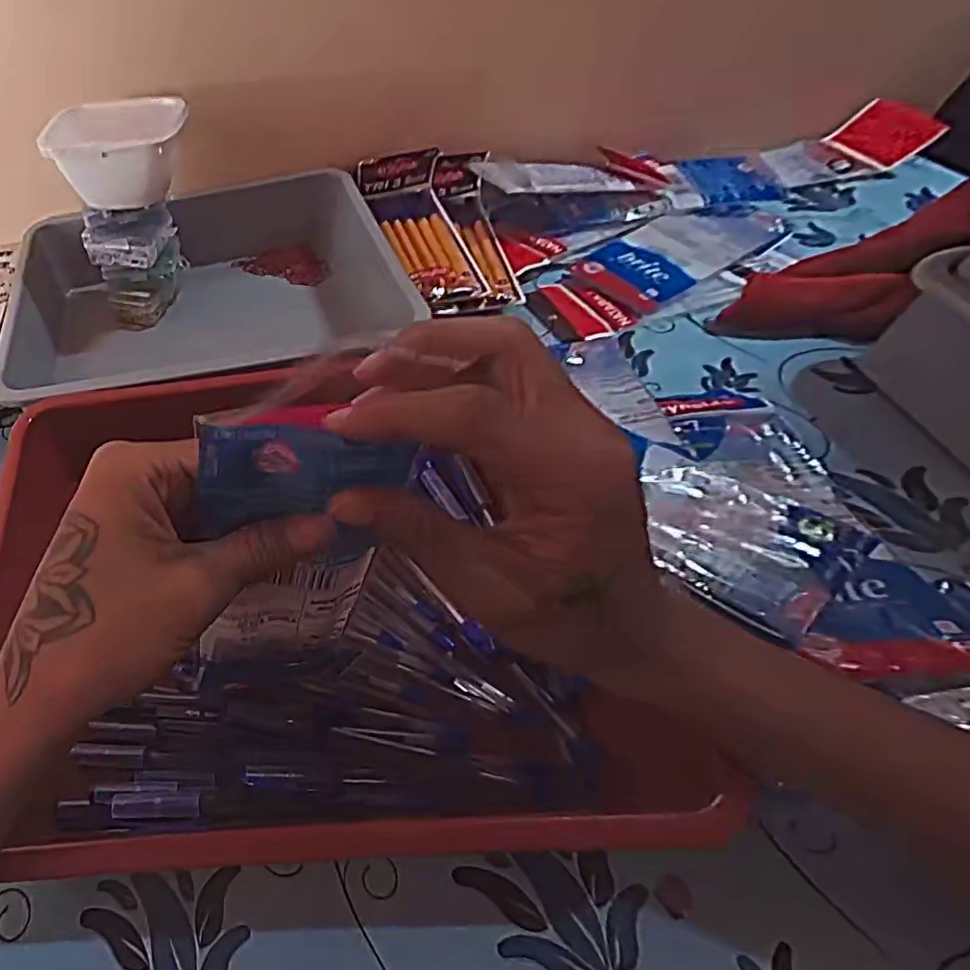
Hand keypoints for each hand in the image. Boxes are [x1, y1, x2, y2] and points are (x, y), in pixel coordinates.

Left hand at [0, 439, 334, 738]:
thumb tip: (328, 523)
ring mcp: (120, 505)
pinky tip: (264, 556)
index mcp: (134, 465)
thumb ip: (264, 547)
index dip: (278, 471)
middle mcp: (124, 472)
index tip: (329, 486)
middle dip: (264, 503)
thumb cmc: (115, 630)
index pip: (223, 452)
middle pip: (211, 477)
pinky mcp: (122, 536)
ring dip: (244, 527)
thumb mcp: (198, 585)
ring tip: (310, 535)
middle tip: (328, 515)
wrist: (43, 693)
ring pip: (200, 506)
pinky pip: (180, 529)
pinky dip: (216, 544)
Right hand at [324, 318, 670, 685]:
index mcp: (567, 472)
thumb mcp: (482, 588)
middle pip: (504, 344)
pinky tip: (411, 396)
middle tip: (362, 376)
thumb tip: (342, 499)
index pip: (474, 411)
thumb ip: (416, 532)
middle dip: (424, 347)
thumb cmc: (564, 618)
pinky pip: (504, 373)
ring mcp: (576, 417)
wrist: (630, 625)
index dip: (398, 412)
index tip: (340, 424)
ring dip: (435, 352)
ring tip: (375, 379)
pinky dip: (450, 372)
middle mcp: (580, 427)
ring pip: (504, 348)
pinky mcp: (561, 420)